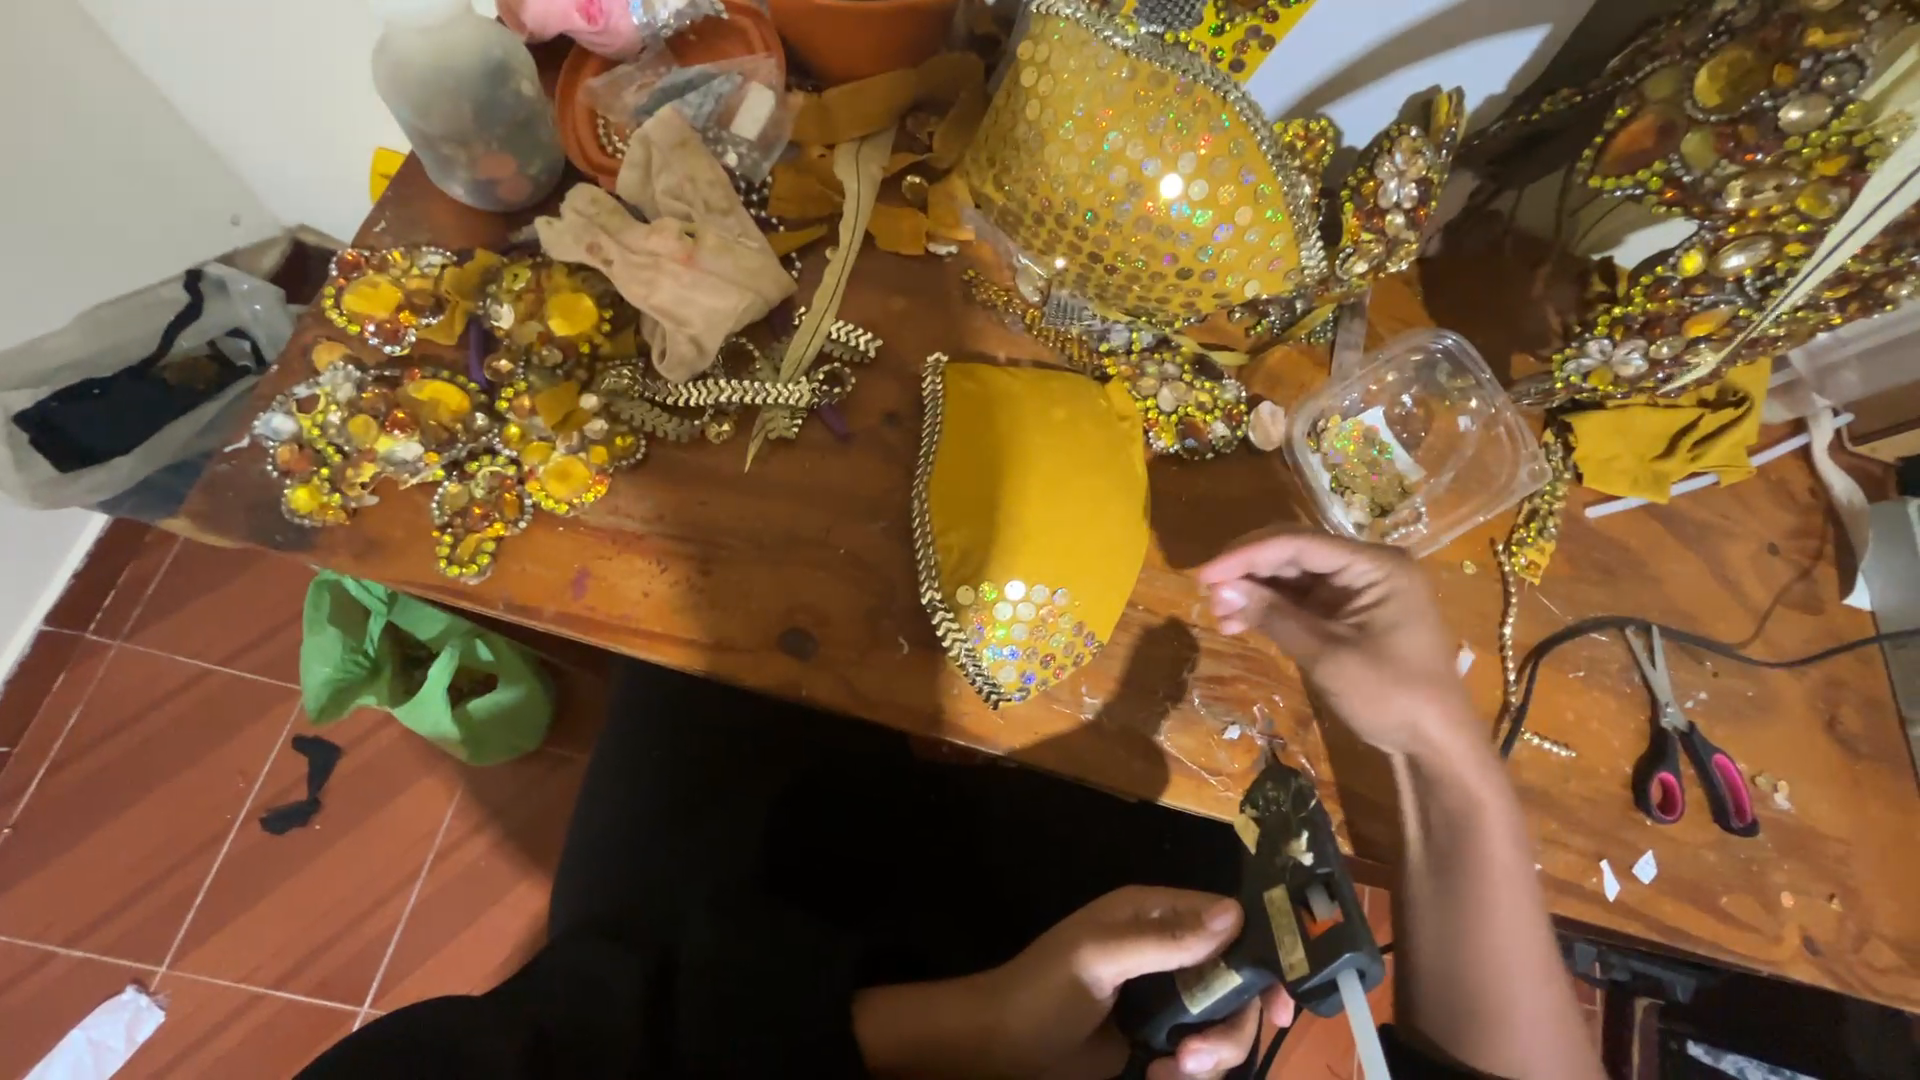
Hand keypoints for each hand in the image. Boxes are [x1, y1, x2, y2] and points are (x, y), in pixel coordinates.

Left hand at [853, 886, 1293, 1079]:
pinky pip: (1203, 1053)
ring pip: (1225, 1022)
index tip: (1283, 999)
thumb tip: (1235, 914)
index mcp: (1151, 913)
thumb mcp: (1099, 957)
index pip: (1225, 918)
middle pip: (1236, 981)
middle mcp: (1167, 949)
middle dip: (1230, 1023)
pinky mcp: (1160, 1036)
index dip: (1261, 952)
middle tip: (1198, 1056)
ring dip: (1212, 1054)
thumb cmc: (1044, 990)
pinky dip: (1194, 1069)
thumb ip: (1163, 940)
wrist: (1004, 1048)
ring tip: (1173, 1070)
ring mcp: (1165, 996)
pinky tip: (1160, 1075)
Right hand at [1195, 531, 1472, 756]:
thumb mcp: (1327, 655)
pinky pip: (1299, 598)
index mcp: (1375, 565)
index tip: (1203, 574)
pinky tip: (1238, 621)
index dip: (1245, 555)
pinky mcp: (1347, 612)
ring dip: (1253, 590)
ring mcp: (1357, 590)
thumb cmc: (1391, 695)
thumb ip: (1274, 615)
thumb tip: (1219, 589)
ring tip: (1219, 614)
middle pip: (1293, 552)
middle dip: (1246, 570)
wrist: (1435, 744)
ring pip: (1291, 575)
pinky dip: (1269, 608)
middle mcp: (1367, 567)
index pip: (1298, 543)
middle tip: (1206, 591)